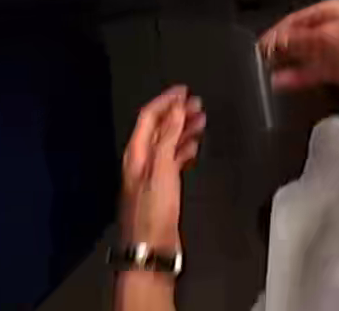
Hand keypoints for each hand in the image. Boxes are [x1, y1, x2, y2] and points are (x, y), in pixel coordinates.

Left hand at [121, 87, 203, 248]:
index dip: (165, 100)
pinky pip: (174, 157)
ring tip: (201, 119)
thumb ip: (169, 136)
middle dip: (177, 112)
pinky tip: (195, 145)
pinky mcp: (163, 185)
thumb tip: (177, 109)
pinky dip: (185, 146)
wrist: (151, 249)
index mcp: (137, 152)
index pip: (149, 116)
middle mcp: (143, 159)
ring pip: (169, 141)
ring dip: (184, 128)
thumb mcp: (161, 168)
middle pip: (160, 127)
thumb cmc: (153, 208)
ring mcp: (153, 172)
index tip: (184, 90)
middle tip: (198, 102)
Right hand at [258, 0, 338, 103]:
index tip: (258, 49)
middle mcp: (332, 28)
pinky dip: (300, 76)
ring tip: (265, 74)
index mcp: (331, 11)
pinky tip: (284, 82)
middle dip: (280, 48)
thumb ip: (303, 41)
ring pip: (305, 56)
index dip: (276, 34)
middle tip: (257, 62)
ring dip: (288, 63)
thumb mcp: (334, 40)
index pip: (294, 20)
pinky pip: (315, 72)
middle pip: (298, 37)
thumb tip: (277, 40)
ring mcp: (337, 50)